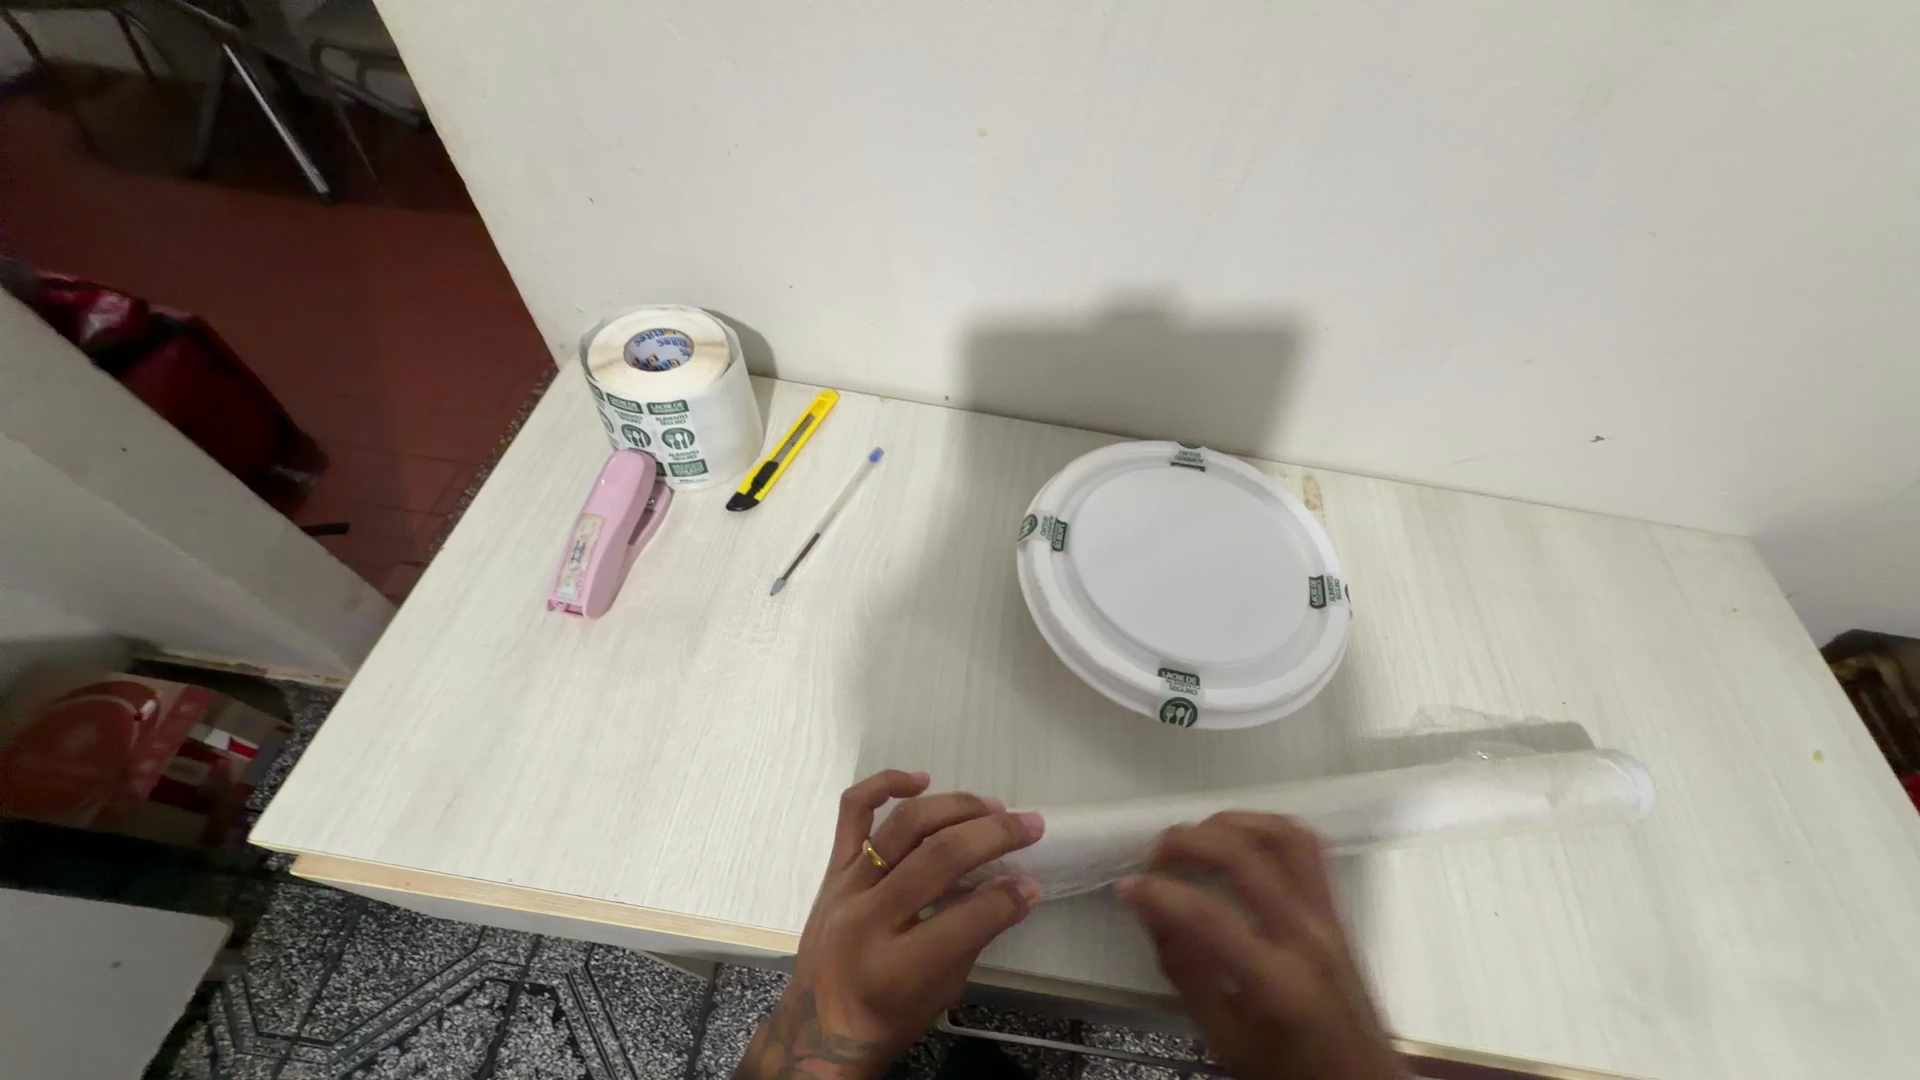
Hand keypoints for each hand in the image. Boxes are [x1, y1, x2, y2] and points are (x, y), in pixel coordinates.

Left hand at [735, 770, 1045, 1079]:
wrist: (818, 1027)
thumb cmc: (889, 1015)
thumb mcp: (942, 990)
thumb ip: (975, 933)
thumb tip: (1019, 885)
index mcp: (897, 968)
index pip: (966, 917)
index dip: (1008, 896)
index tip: (1032, 881)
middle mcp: (868, 919)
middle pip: (939, 858)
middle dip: (994, 836)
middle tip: (1029, 825)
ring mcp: (846, 886)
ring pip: (905, 825)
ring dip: (956, 808)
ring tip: (991, 807)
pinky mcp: (832, 867)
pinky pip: (853, 810)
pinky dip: (885, 784)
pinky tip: (921, 780)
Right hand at [1119, 813, 1403, 1079]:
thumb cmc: (1288, 1069)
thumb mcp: (1224, 1039)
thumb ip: (1184, 971)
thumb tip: (1148, 907)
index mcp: (1279, 984)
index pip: (1210, 917)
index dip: (1159, 894)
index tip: (1127, 886)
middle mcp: (1308, 938)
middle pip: (1244, 858)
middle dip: (1187, 842)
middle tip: (1154, 856)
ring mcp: (1327, 916)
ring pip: (1280, 835)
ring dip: (1228, 824)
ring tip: (1193, 838)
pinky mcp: (1335, 907)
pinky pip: (1303, 846)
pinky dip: (1262, 827)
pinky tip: (1233, 836)